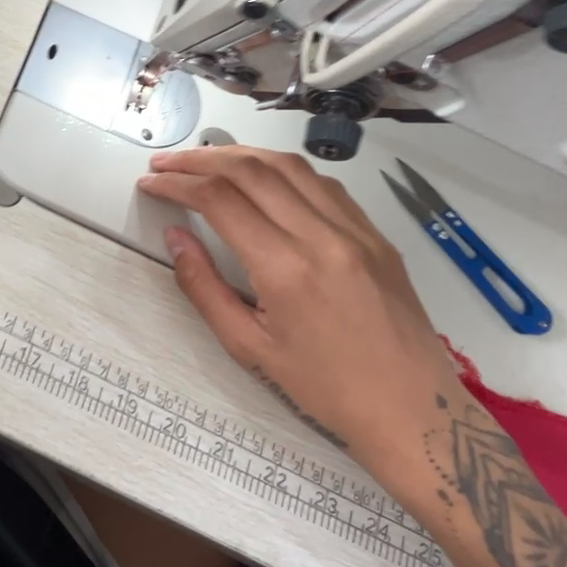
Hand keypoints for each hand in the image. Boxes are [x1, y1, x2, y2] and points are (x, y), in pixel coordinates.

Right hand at [138, 146, 460, 477]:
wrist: (416, 413)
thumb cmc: (325, 389)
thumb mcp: (248, 347)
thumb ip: (204, 287)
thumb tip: (176, 237)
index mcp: (286, 269)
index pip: (220, 200)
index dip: (177, 184)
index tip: (150, 184)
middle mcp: (323, 238)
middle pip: (252, 170)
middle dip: (200, 159)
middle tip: (166, 164)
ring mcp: (357, 232)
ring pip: (290, 166)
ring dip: (241, 154)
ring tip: (205, 159)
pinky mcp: (376, 236)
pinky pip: (323, 184)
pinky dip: (282, 170)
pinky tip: (261, 177)